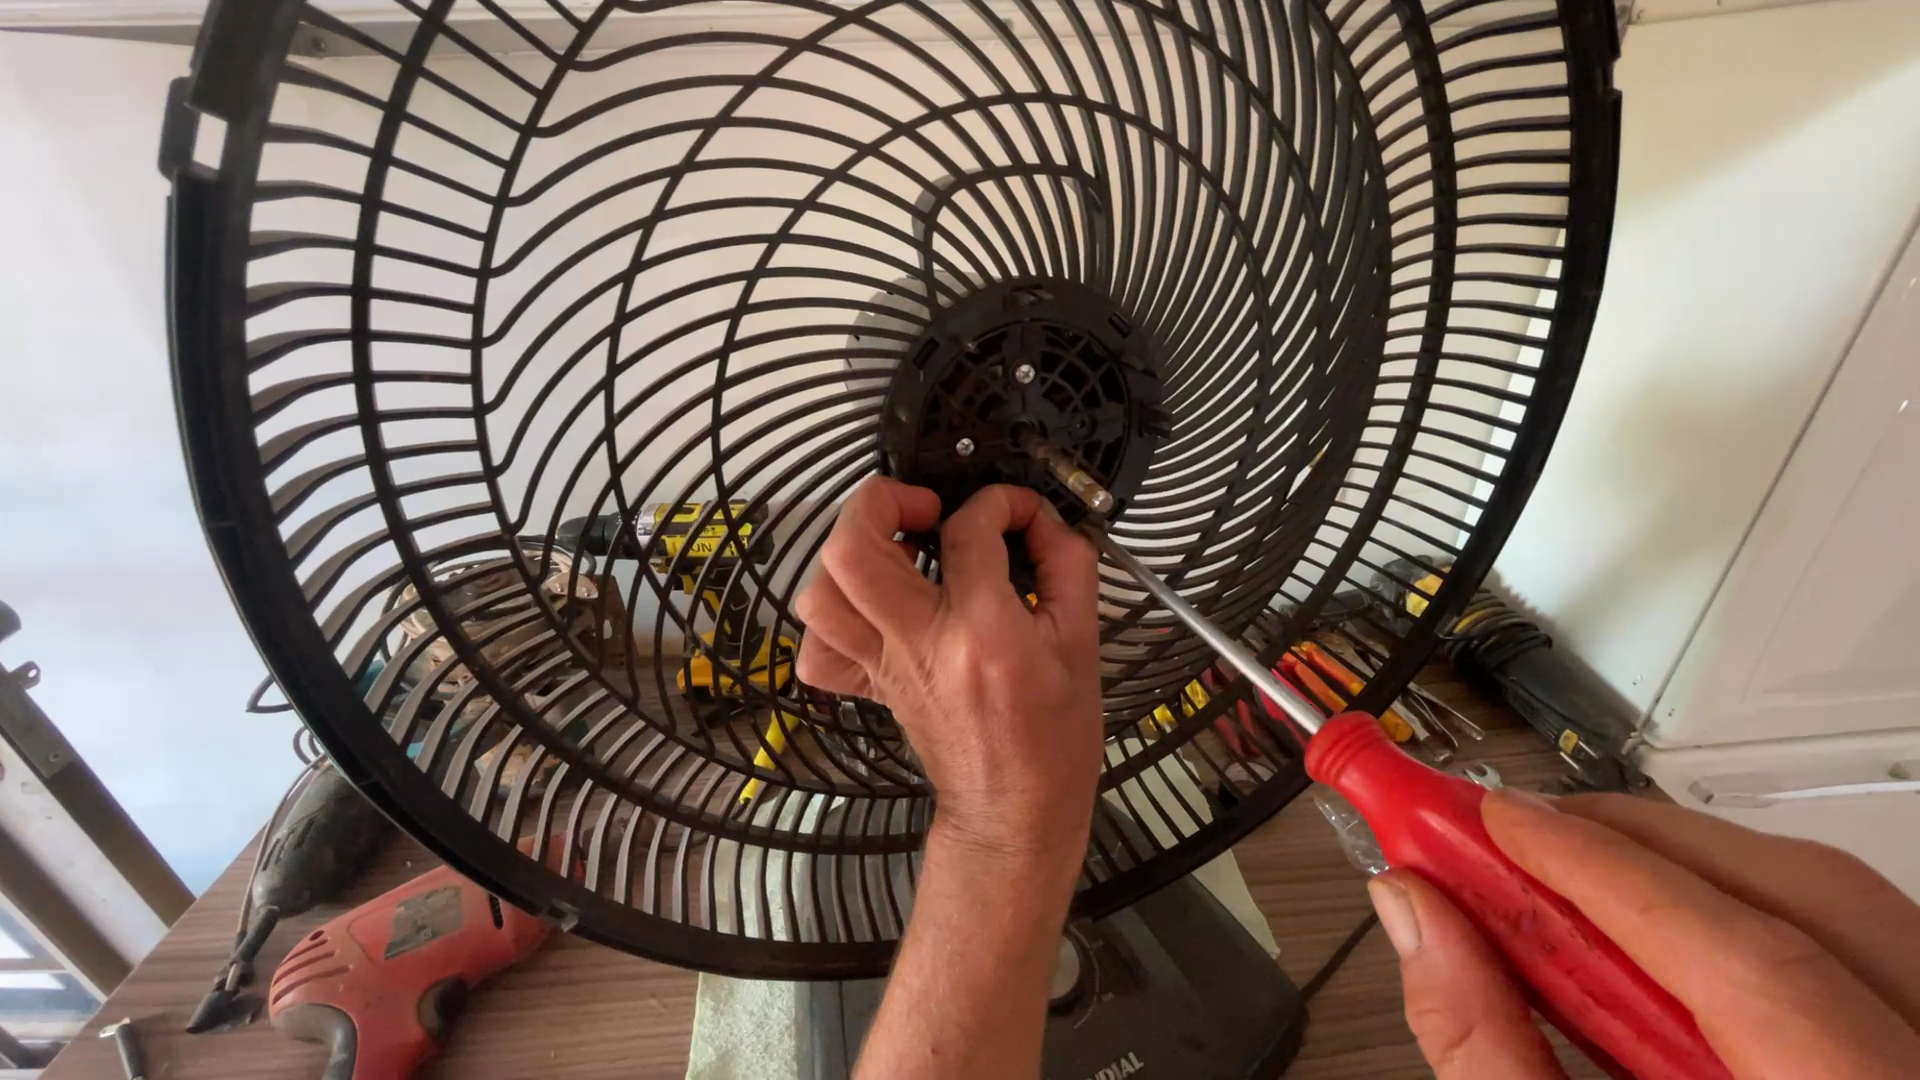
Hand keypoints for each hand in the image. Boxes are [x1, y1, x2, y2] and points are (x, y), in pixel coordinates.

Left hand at [793, 477, 1103, 866]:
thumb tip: (1042, 520)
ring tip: (895, 548)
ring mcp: (887, 667)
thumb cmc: (1054, 736)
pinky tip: (872, 604)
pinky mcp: (872, 684)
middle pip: (854, 551)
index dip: (996, 503)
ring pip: (822, 594)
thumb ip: (1066, 565)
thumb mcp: (1083, 643)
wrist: (1015, 810)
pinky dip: (832, 616)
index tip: (1013, 509)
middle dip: (879, 501)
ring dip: (849, 551)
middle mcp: (922, 646)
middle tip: (921, 506)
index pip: (967, 534)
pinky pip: (818, 649)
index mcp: (984, 635)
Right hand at [1370, 788, 1919, 1077]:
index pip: (1748, 963)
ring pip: (1847, 919)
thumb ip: (1479, 1047)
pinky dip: (1730, 918)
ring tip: (1561, 878)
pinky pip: (1859, 958)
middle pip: (1816, 907)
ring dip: (1679, 871)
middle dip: (1633, 843)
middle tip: (1508, 836)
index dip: (1595, 867)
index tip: (1487, 817)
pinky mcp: (1916, 1068)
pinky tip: (1641, 945)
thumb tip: (1412, 912)